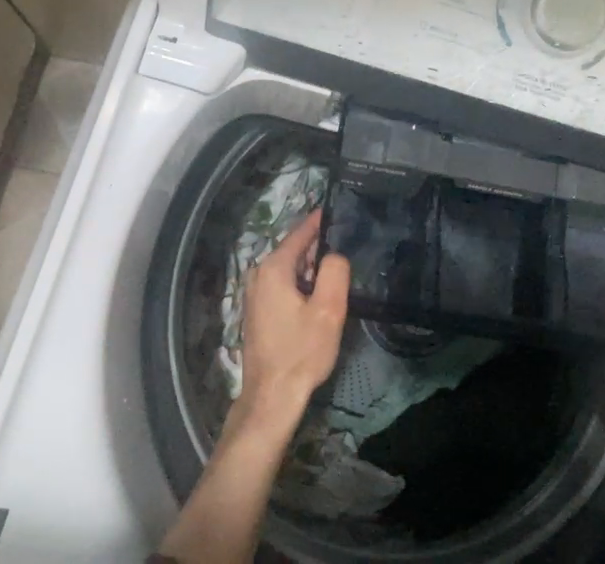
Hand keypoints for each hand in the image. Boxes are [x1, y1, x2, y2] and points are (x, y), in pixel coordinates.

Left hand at [238, 210, 350, 420]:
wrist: (272, 396)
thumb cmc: (302, 351)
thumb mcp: (328, 309)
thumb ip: (334, 272)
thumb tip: (335, 254)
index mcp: (273, 268)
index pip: (300, 233)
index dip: (320, 221)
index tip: (339, 209)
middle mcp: (259, 275)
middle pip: (294, 250)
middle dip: (319, 246)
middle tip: (348, 244)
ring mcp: (255, 294)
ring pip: (290, 269)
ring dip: (311, 268)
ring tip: (339, 267)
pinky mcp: (259, 311)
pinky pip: (284, 285)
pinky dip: (301, 283)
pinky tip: (319, 294)